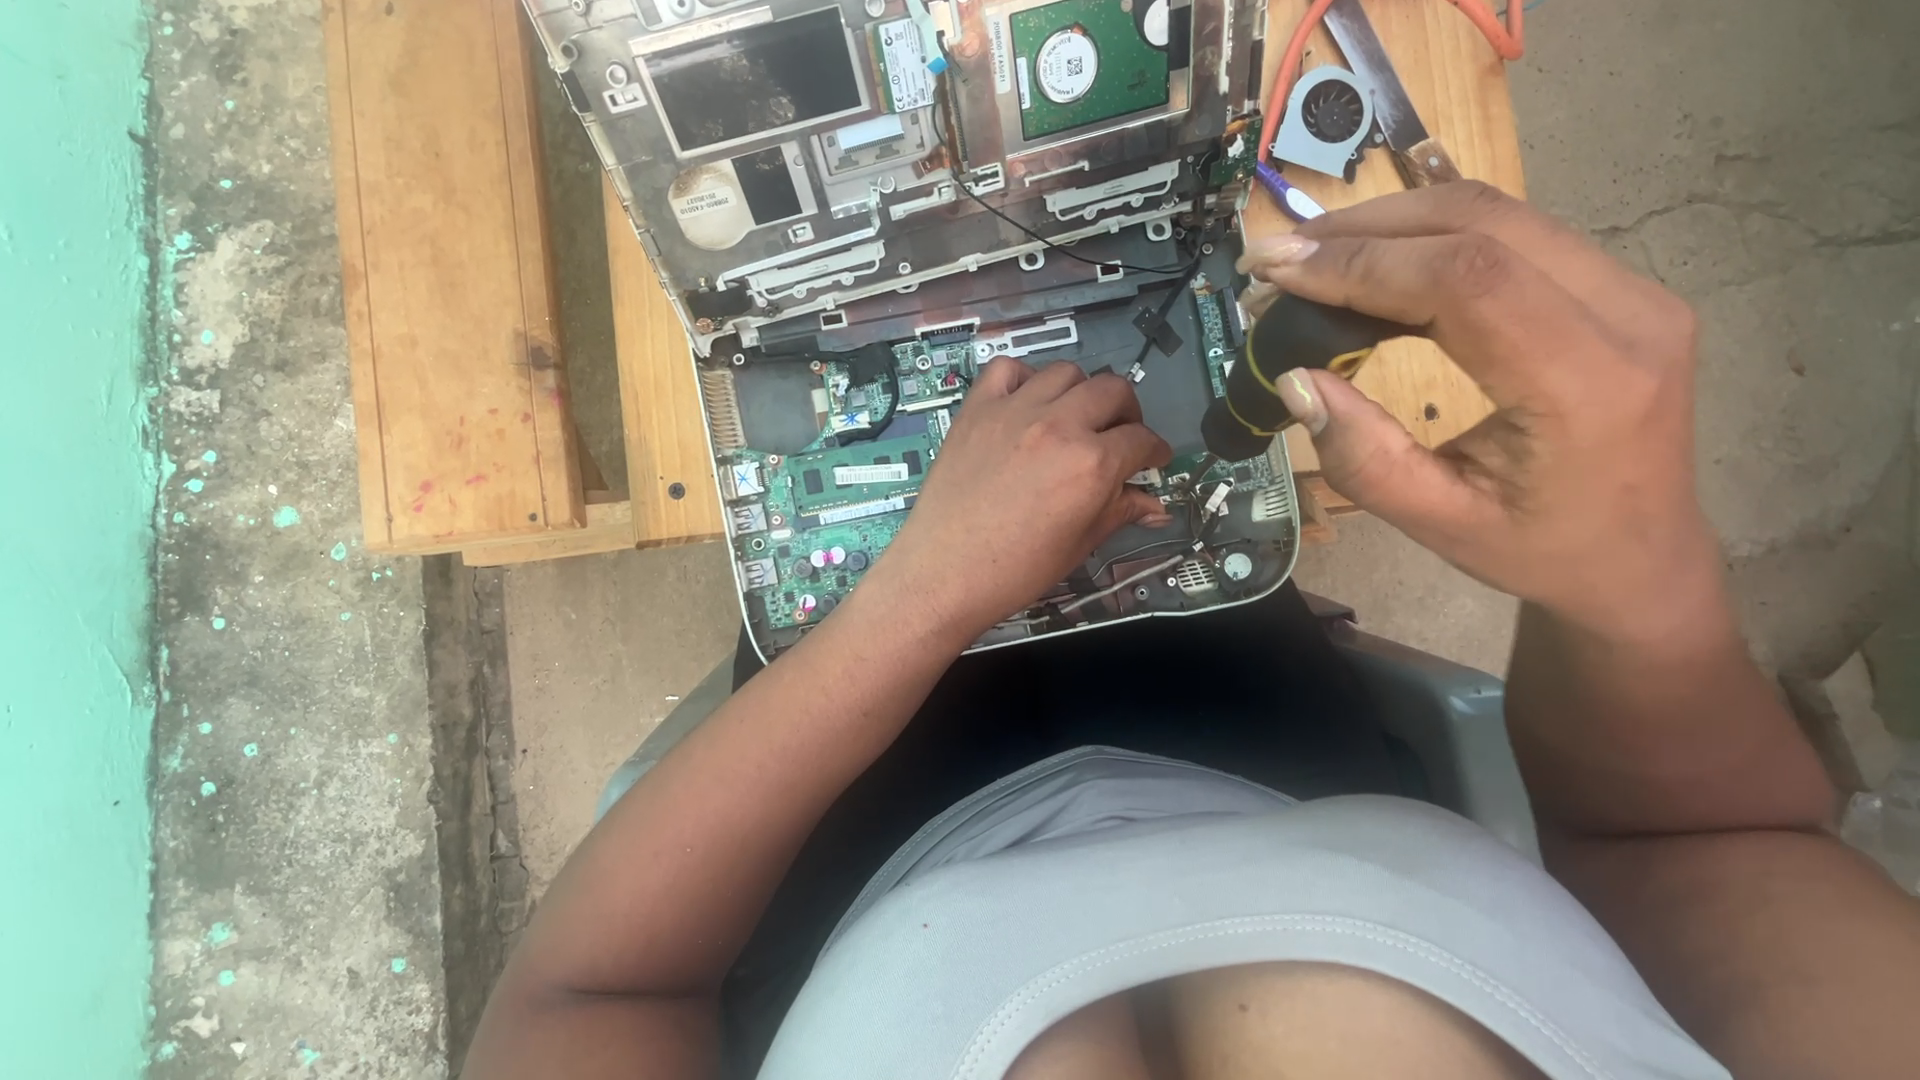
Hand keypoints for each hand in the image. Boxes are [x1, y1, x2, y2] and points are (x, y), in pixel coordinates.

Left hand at [870, 358, 1172, 641]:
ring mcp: (1014, 412)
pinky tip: (1026, 402)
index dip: (1154, 451)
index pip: (1141, 440)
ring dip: (1080, 391)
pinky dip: (1024, 378)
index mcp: (1090, 464)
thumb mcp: (1079, 544)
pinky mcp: (977, 410)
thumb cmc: (1013, 570)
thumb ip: (1119, 512)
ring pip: (1065, 372)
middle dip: (1128, 412)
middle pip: (1112, 390)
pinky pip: (1007, 369)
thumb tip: (1153, 506)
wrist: (944, 573)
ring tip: (1075, 417)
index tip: (1152, 459)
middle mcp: (1057, 426)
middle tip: (1121, 435)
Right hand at [1238, 182, 1720, 637]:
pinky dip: (1425, 239)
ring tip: (1309, 258)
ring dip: (1388, 225)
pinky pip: (1511, 233)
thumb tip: (1294, 379)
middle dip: (1361, 231)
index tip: (1277, 272)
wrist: (1641, 556)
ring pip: (1495, 213)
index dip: (1361, 264)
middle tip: (1276, 258)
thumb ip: (1363, 457)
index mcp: (1584, 385)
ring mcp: (1631, 289)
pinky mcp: (1615, 284)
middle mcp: (1626, 314)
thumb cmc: (1540, 551)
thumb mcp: (1438, 522)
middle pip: (1480, 223)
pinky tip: (1370, 265)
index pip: (1465, 280)